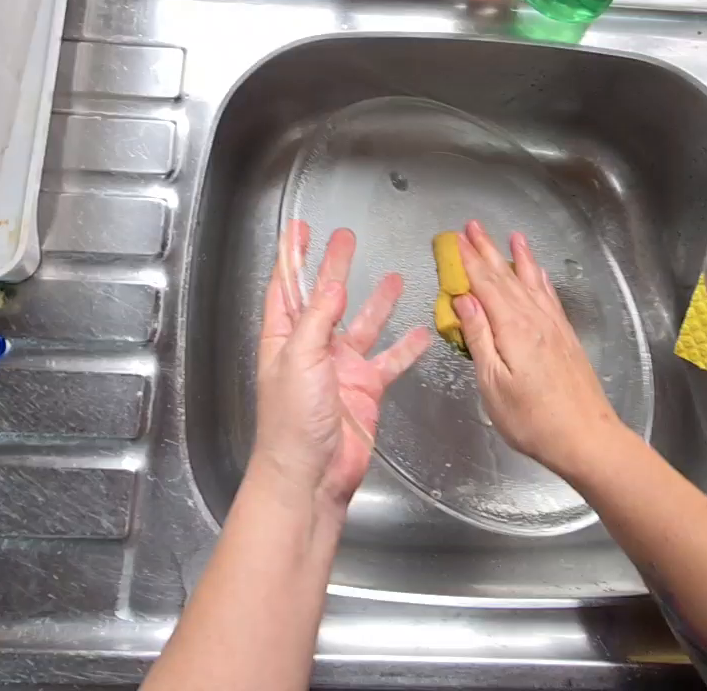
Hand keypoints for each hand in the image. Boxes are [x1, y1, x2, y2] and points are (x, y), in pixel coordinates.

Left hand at [252, 221, 432, 512]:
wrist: (312, 475)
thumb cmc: (292, 419)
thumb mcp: (300, 360)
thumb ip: (317, 321)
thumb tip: (332, 286)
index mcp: (284, 337)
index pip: (286, 287)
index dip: (292, 257)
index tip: (298, 230)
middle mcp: (312, 347)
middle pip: (325, 297)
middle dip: (335, 267)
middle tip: (347, 238)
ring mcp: (341, 368)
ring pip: (362, 325)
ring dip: (377, 302)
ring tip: (394, 278)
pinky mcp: (366, 389)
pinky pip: (390, 362)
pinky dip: (405, 348)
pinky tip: (422, 333)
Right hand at [452, 220, 628, 479]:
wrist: (588, 440)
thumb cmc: (532, 419)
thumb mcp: (493, 383)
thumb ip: (479, 337)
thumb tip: (464, 299)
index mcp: (512, 327)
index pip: (484, 285)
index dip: (468, 261)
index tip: (454, 239)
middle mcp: (534, 318)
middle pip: (506, 277)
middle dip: (487, 251)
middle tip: (472, 226)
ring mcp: (553, 326)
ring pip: (529, 282)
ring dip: (516, 258)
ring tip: (510, 236)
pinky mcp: (565, 336)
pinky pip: (549, 296)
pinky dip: (540, 279)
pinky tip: (538, 272)